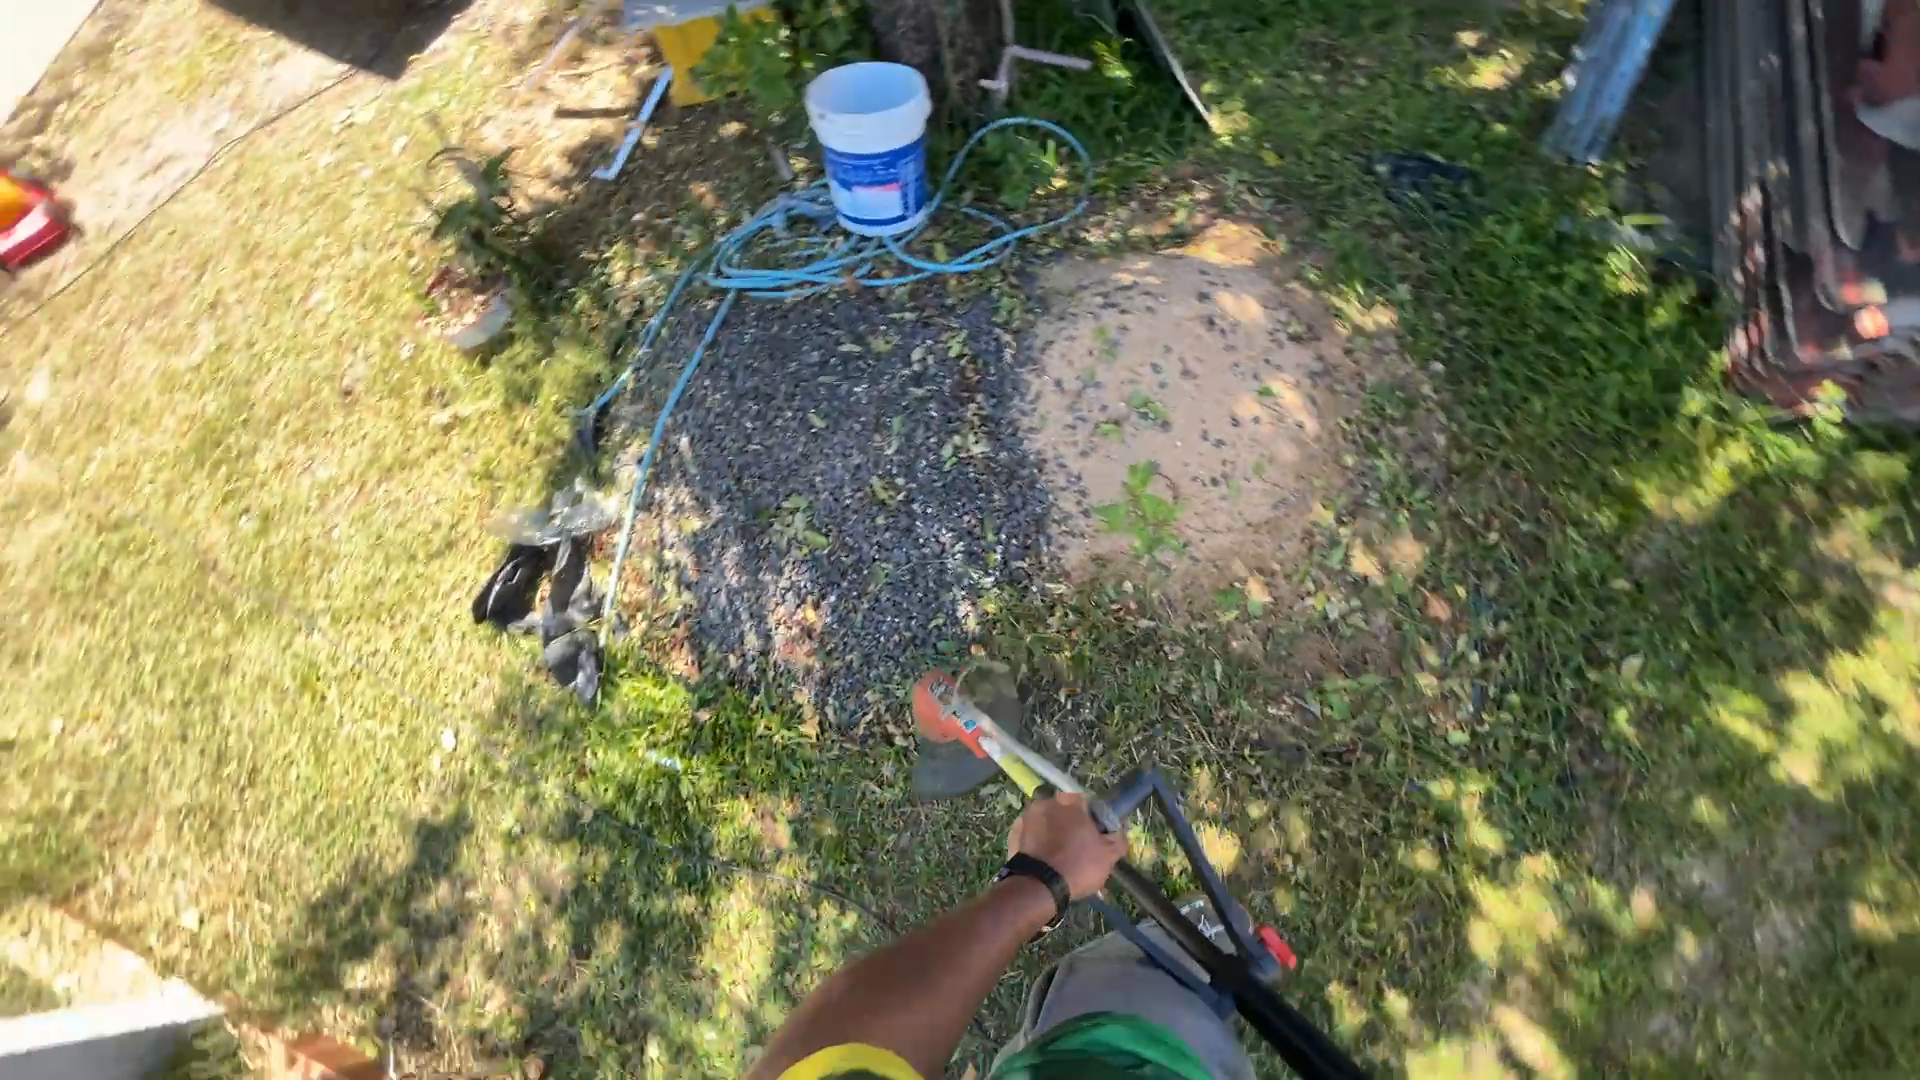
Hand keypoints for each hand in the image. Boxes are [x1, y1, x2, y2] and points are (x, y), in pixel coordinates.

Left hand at [1007, 792, 1127, 899]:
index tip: (1093, 837)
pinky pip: (1030, 834)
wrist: (1037, 885)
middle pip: (1062, 811)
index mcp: (1070, 802)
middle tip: (1076, 849)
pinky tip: (1043, 861)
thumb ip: (1117, 840)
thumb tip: (1119, 833)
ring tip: (1058, 858)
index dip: (1091, 820)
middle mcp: (1047, 802)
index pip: (1085, 803)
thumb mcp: (1108, 856)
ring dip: (1051, 834)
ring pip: (1045, 822)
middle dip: (1068, 825)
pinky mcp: (1013, 832)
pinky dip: (1036, 843)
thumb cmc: (1077, 865)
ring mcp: (1027, 816)